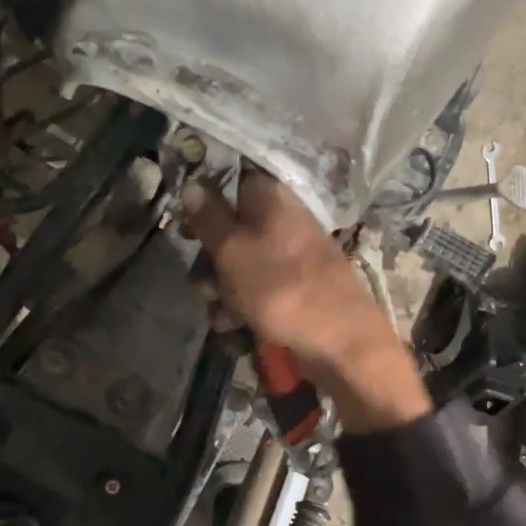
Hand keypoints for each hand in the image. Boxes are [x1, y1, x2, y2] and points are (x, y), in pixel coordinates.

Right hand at [181, 170, 432, 432]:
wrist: (340, 343)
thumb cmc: (281, 289)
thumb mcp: (233, 251)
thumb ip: (209, 217)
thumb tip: (192, 184)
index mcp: (272, 199)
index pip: (232, 182)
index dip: (204, 202)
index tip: (185, 227)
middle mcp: (284, 222)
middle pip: (232, 231)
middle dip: (209, 262)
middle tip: (201, 284)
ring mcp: (292, 258)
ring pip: (240, 267)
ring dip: (222, 292)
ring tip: (221, 316)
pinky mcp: (296, 291)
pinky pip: (258, 292)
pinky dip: (243, 309)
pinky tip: (235, 330)